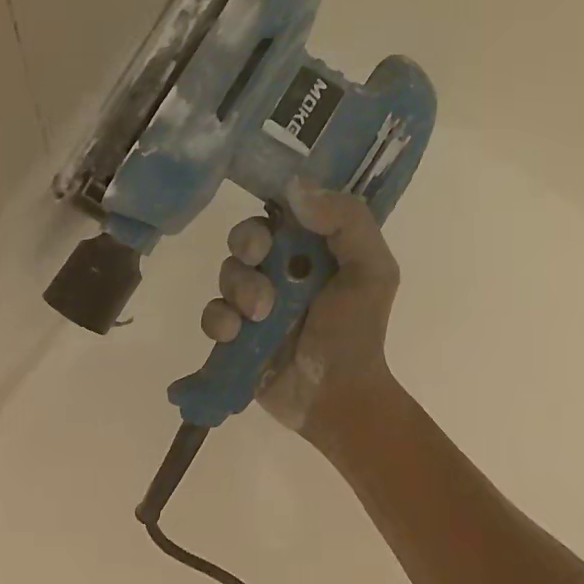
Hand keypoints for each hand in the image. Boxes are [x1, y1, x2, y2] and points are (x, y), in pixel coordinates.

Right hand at [200, 177, 402, 440]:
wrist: (338, 398)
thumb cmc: (357, 331)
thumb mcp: (371, 269)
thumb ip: (346, 221)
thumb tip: (296, 185)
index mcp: (315, 248)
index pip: (282, 211)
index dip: (271, 211)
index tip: (274, 226)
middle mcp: (282, 268)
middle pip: (247, 237)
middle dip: (247, 246)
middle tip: (260, 263)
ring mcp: (256, 301)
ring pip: (228, 272)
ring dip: (239, 287)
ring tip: (260, 315)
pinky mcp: (236, 333)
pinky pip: (212, 312)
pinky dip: (219, 320)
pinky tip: (235, 334)